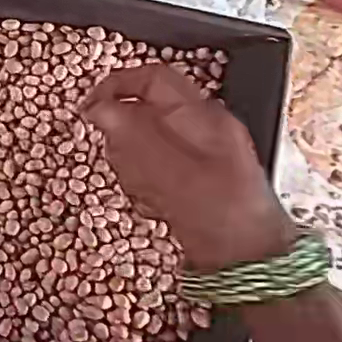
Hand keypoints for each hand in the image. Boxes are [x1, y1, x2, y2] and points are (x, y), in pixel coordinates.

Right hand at [80, 64, 295, 270]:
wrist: (252, 263)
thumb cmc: (218, 214)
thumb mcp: (170, 171)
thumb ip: (132, 135)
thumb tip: (99, 107)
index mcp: (201, 115)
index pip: (152, 78)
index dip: (116, 85)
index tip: (89, 108)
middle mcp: (202, 128)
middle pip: (144, 110)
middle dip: (122, 134)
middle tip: (117, 159)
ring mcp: (199, 153)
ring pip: (145, 140)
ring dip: (132, 162)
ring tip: (143, 189)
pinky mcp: (193, 178)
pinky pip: (154, 168)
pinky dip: (144, 182)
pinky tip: (153, 202)